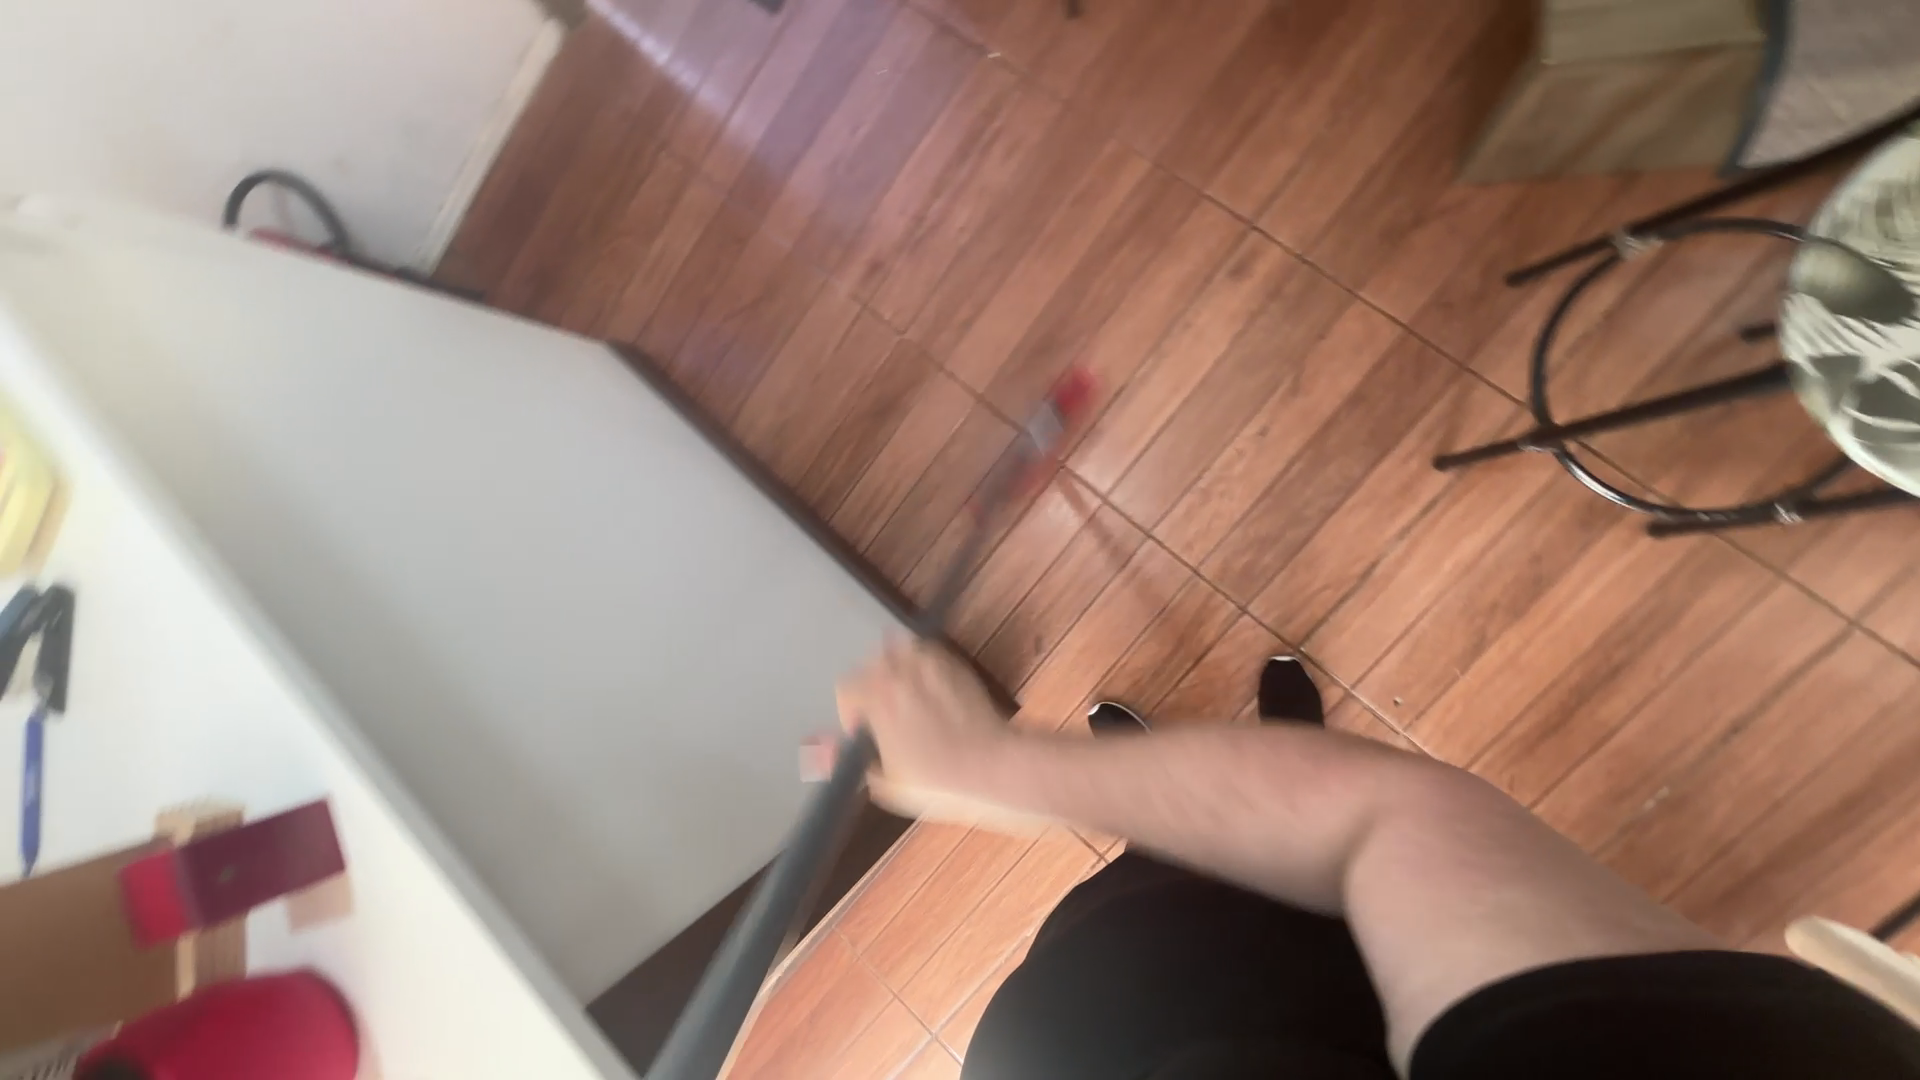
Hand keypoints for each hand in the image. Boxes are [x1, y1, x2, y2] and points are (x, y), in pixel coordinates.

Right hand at [828, 638, 1046, 829]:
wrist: (992, 765)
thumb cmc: (936, 781)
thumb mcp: (882, 780)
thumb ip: (841, 759)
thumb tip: (813, 745)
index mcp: (875, 698)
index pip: (846, 687)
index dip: (852, 711)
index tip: (866, 732)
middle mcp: (898, 672)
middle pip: (871, 665)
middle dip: (875, 687)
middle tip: (890, 719)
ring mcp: (929, 663)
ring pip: (899, 652)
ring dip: (899, 670)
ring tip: (912, 702)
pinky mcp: (954, 663)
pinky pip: (928, 653)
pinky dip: (924, 666)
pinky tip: (935, 694)